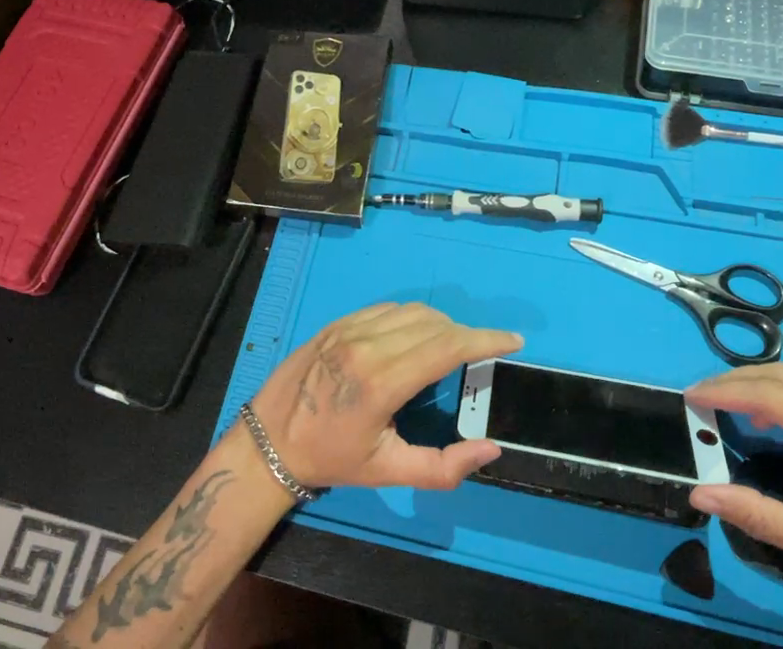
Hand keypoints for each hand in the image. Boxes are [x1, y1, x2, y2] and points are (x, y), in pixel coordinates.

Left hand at [248, 303, 521, 490]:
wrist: (269, 441)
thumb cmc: (332, 458)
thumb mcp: (388, 472)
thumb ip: (443, 467)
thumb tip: (490, 449)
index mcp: (382, 382)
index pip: (447, 346)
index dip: (485, 339)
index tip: (513, 340)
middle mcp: (367, 346)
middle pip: (434, 324)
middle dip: (467, 334)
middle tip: (483, 352)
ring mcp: (349, 329)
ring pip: (412, 311)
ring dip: (441, 324)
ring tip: (453, 345)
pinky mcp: (337, 323)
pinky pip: (386, 309)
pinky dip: (411, 318)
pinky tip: (416, 336)